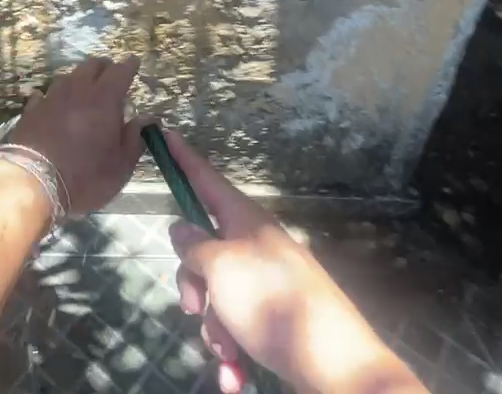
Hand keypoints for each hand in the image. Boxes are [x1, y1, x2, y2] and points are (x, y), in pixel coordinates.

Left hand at [4, 56, 151, 215]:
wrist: (32, 183)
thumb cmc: (85, 177)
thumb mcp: (121, 165)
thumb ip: (135, 138)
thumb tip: (146, 118)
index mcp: (103, 99)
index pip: (119, 72)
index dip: (129, 66)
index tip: (134, 61)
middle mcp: (77, 90)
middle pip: (91, 66)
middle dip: (104, 66)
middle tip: (111, 73)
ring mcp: (51, 97)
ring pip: (68, 76)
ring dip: (80, 78)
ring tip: (85, 88)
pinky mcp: (31, 110)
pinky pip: (46, 94)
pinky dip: (55, 96)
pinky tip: (53, 101)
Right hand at [163, 129, 423, 393]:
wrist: (337, 367)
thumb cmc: (272, 302)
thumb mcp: (219, 267)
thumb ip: (193, 245)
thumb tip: (184, 229)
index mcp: (244, 220)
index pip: (205, 178)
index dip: (183, 157)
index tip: (164, 132)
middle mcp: (254, 245)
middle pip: (204, 250)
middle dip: (193, 285)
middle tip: (194, 307)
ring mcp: (266, 282)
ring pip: (218, 295)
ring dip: (213, 327)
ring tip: (227, 353)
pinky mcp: (276, 319)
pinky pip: (239, 328)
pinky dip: (233, 351)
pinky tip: (236, 377)